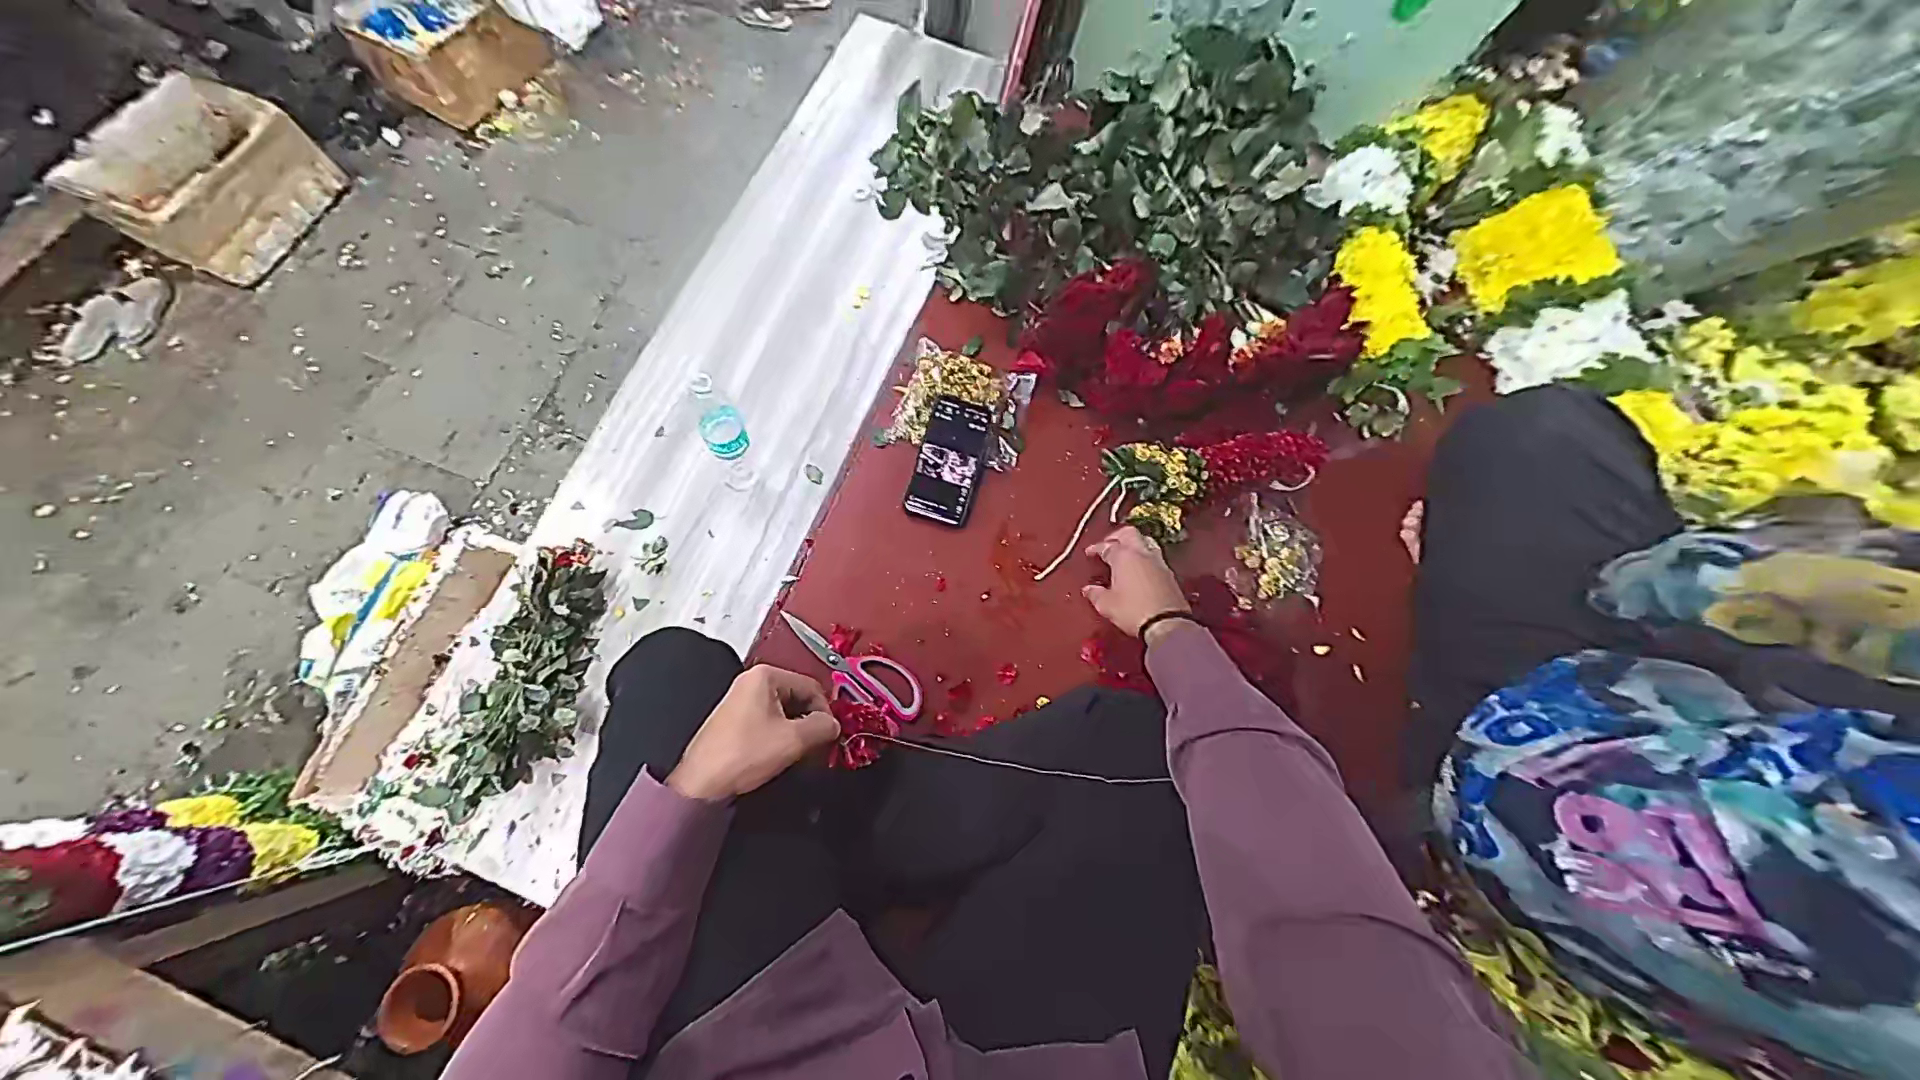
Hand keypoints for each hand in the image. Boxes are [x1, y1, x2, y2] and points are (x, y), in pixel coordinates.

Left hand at [667, 666, 841, 800]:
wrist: (701, 784)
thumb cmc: (743, 755)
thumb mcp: (794, 739)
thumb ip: (823, 726)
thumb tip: (833, 725)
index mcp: (765, 676)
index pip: (811, 686)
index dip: (825, 711)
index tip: (830, 733)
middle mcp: (752, 682)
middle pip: (798, 697)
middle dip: (810, 722)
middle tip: (817, 745)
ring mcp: (742, 700)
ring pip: (785, 711)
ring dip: (797, 731)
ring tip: (799, 753)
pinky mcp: (736, 720)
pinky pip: (770, 720)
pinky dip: (781, 735)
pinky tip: (781, 754)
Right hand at [1082, 526, 1189, 642]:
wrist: (1166, 623)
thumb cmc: (1134, 611)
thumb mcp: (1106, 605)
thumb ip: (1096, 594)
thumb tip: (1089, 590)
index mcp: (1123, 556)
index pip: (1107, 545)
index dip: (1096, 548)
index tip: (1090, 552)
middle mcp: (1142, 554)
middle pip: (1129, 533)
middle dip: (1117, 536)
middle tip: (1108, 544)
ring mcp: (1158, 562)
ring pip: (1145, 542)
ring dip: (1134, 544)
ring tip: (1125, 554)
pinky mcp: (1169, 574)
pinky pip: (1154, 557)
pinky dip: (1144, 558)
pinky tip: (1139, 569)